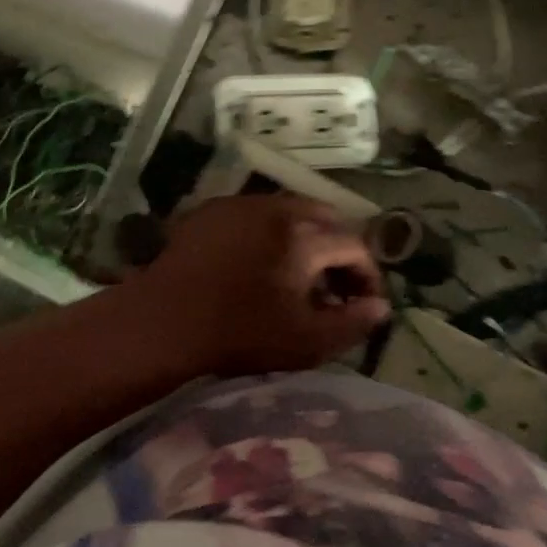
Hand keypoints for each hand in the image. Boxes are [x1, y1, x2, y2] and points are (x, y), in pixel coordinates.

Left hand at [132, 193, 389, 375]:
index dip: (367, 275)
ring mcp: (239, 204)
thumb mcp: (308, 342)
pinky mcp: (211, 210)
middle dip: (338, 248)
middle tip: (335, 285)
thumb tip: (380, 305)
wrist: (167, 318)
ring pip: (288, 209)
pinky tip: (260, 261)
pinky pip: (254, 212)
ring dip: (305, 236)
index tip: (363, 303)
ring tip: (299, 274)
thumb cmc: (241, 333)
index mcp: (303, 236)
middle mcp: (274, 207)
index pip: (353, 244)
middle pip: (323, 217)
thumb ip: (353, 323)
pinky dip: (270, 230)